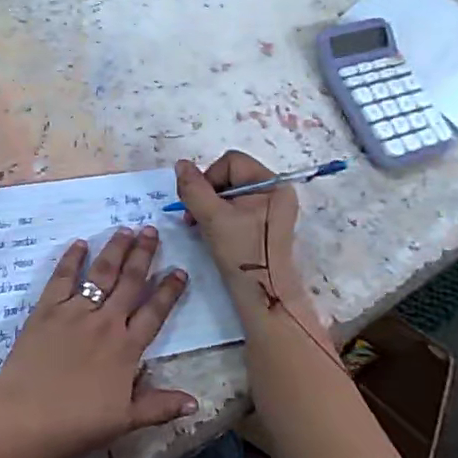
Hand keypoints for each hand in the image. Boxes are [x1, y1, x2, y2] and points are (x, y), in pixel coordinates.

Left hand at [0, 227, 195, 457]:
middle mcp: (105, 322)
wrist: (26, 416)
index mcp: (127, 348)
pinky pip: (62, 278)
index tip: (180, 270)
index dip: (169, 291)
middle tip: (152, 230)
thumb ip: (159, 406)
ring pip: (101, 273)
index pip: (154, 313)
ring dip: (115, 249)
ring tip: (126, 229)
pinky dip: (71, 259)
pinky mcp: (47, 309)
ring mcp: (75, 312)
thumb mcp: (125, 421)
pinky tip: (79, 243)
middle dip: (143, 255)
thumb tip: (196, 403)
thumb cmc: (77, 424)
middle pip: (130, 282)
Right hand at [174, 153, 315, 325]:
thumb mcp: (212, 217)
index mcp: (272, 183)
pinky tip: (213, 232)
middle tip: (195, 217)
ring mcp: (274, 209)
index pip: (231, 162)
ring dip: (211, 206)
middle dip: (208, 193)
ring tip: (201, 226)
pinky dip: (222, 216)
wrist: (264, 295)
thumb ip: (193, 188)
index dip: (208, 178)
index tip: (198, 204)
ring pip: (232, 193)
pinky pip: (240, 208)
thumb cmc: (241, 253)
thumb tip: (181, 164)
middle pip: (231, 175)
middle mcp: (277, 190)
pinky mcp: (268, 225)